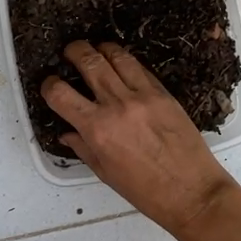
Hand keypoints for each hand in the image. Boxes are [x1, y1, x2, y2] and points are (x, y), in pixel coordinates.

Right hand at [41, 41, 237, 236]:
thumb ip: (83, 147)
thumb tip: (67, 132)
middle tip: (69, 53)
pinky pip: (139, 67)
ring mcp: (143, 95)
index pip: (60, 94)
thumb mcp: (105, 173)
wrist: (192, 192)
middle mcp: (117, 106)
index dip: (48, 86)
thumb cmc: (146, 191)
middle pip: (88, 61)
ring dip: (100, 49)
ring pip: (115, 56)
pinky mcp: (163, 93)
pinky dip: (125, 61)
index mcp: (97, 129)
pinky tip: (121, 64)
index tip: (49, 85)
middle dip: (73, 51)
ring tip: (95, 50)